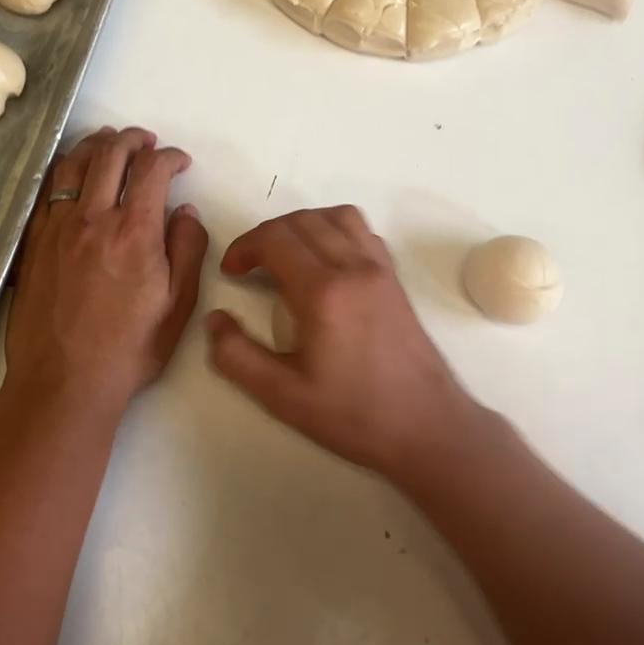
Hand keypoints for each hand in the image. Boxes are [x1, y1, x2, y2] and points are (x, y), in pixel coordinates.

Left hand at [4, 127, 209, 414]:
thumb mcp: (178, 304)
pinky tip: (69, 173)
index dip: (170, 157)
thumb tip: (186, 211)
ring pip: (73, 166)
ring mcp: (57, 228)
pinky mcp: (33, 243)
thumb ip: (187, 250)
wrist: (64, 381)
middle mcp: (93, 219)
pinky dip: (62, 170)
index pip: (153, 170)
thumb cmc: (130, 348)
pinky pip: (45, 191)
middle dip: (133, 140)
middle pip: (111, 156)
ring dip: (94, 145)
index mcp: (135, 232)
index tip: (180, 162)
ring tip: (108, 141)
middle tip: (145, 141)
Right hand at [205, 206, 480, 478]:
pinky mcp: (396, 280)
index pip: (275, 238)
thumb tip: (215, 320)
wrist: (428, 427)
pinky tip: (325, 264)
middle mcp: (354, 267)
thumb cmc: (355, 415)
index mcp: (324, 292)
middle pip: (302, 220)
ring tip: (286, 257)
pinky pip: (363, 232)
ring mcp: (380, 270)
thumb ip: (238, 356)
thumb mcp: (283, 396)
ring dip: (303, 225)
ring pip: (336, 217)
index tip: (231, 273)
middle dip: (267, 235)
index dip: (244, 247)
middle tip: (250, 267)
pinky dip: (335, 231)